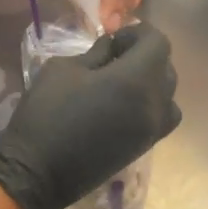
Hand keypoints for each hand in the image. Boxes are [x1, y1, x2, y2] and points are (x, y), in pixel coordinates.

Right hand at [0, 24, 180, 208]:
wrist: (40, 173)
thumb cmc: (47, 114)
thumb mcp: (64, 69)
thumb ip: (96, 54)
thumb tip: (111, 49)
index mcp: (135, 81)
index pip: (158, 44)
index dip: (137, 35)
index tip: (112, 41)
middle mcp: (152, 106)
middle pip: (167, 71)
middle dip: (145, 58)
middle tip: (115, 60)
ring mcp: (150, 132)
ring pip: (168, 99)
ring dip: (151, 86)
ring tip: (122, 86)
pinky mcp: (142, 150)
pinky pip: (159, 122)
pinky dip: (148, 108)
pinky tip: (121, 108)